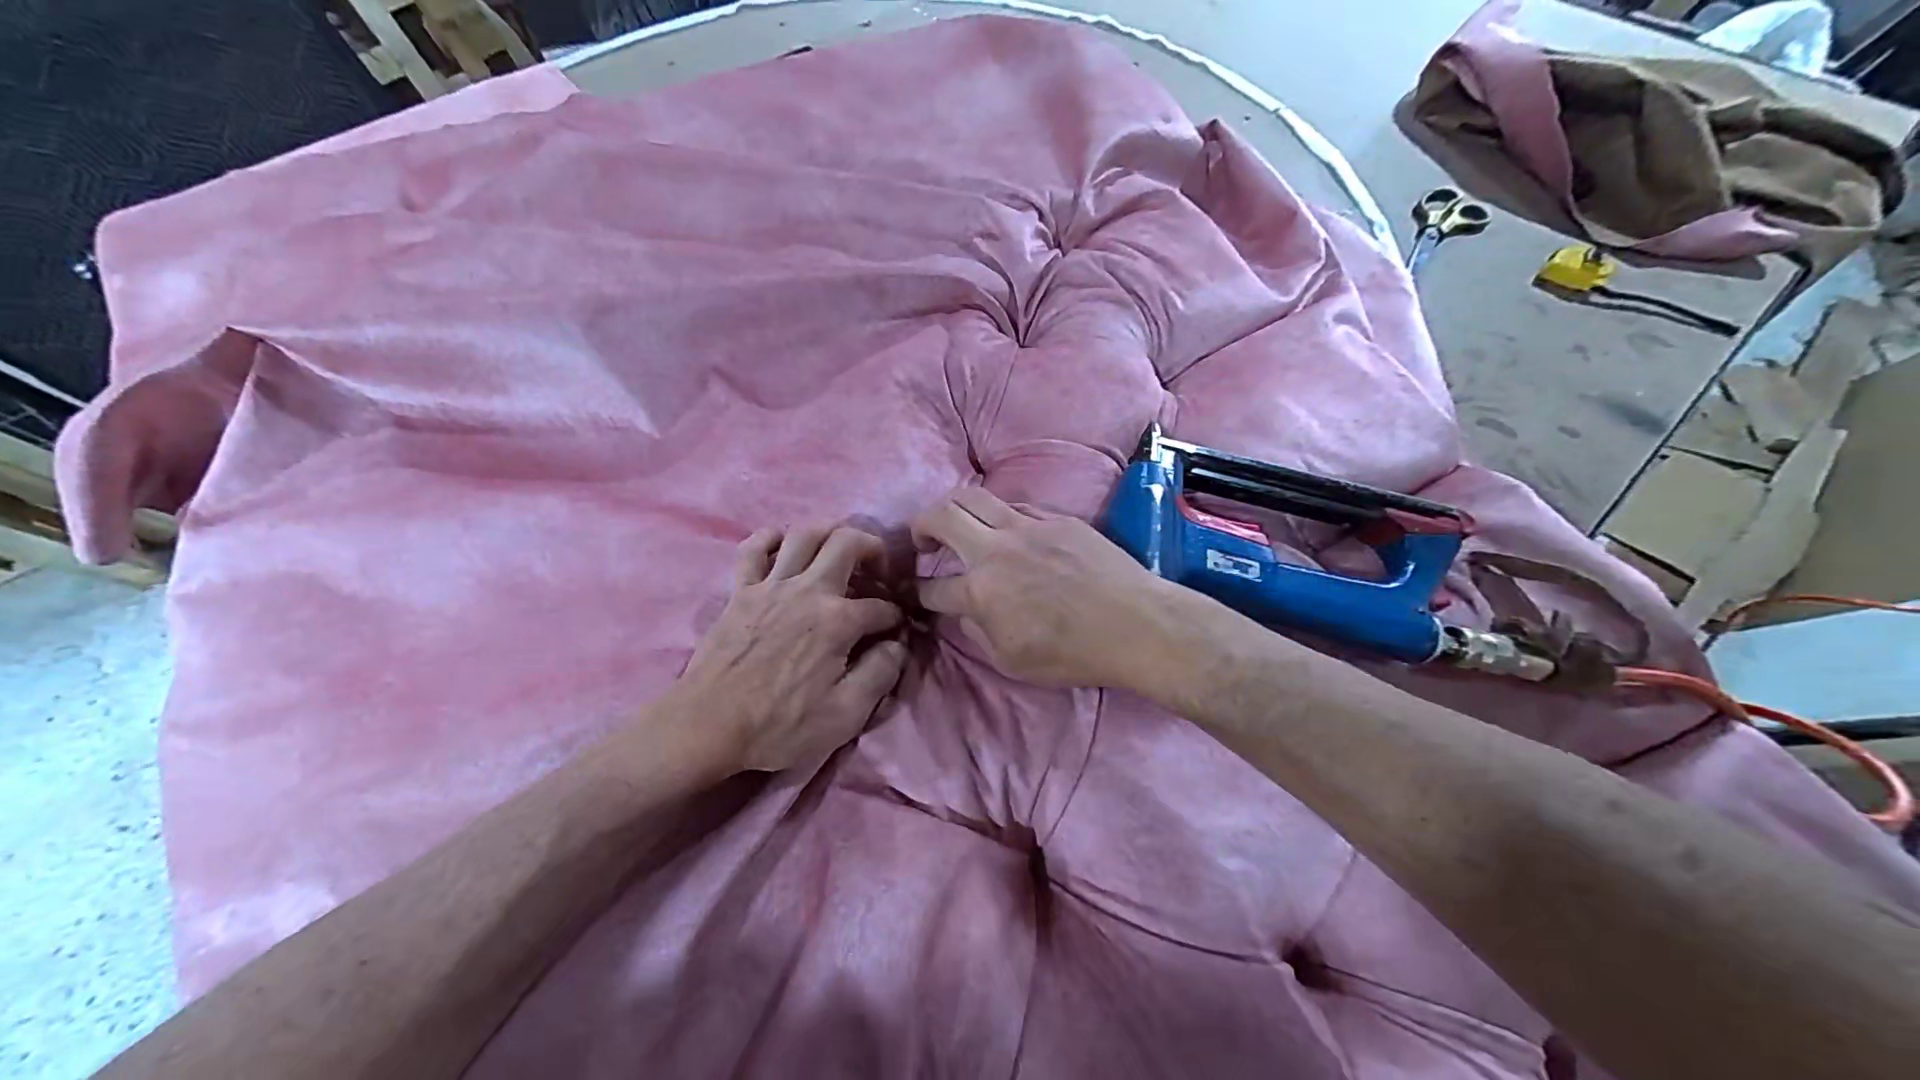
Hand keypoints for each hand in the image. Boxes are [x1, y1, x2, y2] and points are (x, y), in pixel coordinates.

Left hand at [673, 524, 906, 772]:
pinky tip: (782, 544)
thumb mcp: (845, 714)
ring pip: (804, 533)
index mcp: (837, 621)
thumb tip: (897, 646)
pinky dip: (770, 538)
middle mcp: (808, 591)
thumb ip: (880, 674)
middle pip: (847, 543)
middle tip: (877, 568)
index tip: (895, 631)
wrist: (707, 725)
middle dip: (872, 548)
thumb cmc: (779, 725)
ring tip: (838, 548)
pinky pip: (753, 548)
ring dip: (828, 531)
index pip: (881, 607)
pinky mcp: (740, 591)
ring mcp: (770, 586)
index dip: (896, 617)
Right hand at [911, 487, 1207, 693]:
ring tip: (960, 526)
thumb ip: (978, 634)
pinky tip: (1011, 537)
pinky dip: (1000, 518)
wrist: (1137, 625)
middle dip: (920, 524)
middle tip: (923, 540)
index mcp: (981, 591)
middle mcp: (996, 549)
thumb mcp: (1012, 663)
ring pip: (975, 497)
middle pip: (942, 514)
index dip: (917, 591)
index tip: (916, 592)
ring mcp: (1028, 527)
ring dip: (956, 510)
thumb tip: (964, 614)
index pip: (932, 586)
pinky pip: (1016, 507)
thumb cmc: (1074, 654)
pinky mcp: (1057, 519)